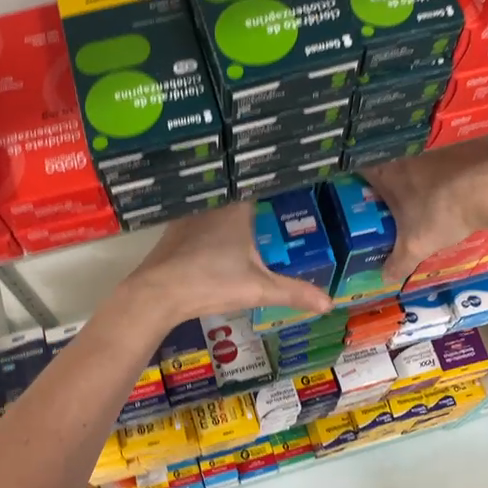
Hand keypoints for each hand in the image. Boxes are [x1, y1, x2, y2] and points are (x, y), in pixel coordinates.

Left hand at [120, 204, 334, 321]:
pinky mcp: (172, 232)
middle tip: (273, 211)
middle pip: (237, 196)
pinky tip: (215, 243)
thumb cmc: (212, 282)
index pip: (259, 185)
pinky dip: (208, 229)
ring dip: (227, 215)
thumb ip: (294, 292)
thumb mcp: (260, 289)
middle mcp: (213, 204)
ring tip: (248, 226)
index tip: (287, 186)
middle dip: (252, 203)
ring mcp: (189, 216)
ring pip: (215, 208)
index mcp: (237, 208)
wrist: (158, 292)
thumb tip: (329, 303)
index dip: (273, 186)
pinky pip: (198, 222)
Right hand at [361, 138, 487, 283]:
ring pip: (424, 154)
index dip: (359, 178)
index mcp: (388, 172)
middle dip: (394, 176)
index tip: (363, 190)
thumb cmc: (444, 213)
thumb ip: (397, 263)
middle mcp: (408, 150)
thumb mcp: (417, 246)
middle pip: (392, 160)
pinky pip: (454, 151)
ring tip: (435, 189)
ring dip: (426, 168)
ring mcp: (438, 142)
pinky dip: (456, 164)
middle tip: (399, 195)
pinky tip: (465, 179)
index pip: (361, 168)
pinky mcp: (467, 138)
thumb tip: (385, 279)